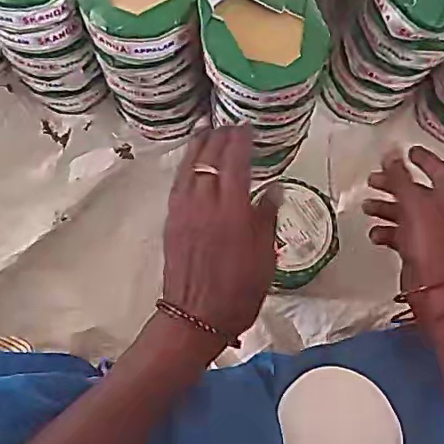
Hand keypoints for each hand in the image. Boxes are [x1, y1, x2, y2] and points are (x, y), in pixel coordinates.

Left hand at [159, 127, 279, 345]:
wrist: (195, 317)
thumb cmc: (238, 292)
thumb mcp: (264, 257)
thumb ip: (266, 218)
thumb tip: (272, 188)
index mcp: (232, 210)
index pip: (235, 162)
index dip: (241, 141)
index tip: (248, 128)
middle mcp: (204, 203)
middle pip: (209, 159)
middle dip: (219, 138)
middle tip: (230, 126)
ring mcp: (183, 211)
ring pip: (188, 167)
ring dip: (198, 146)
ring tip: (207, 131)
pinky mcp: (171, 221)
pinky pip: (178, 183)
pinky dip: (186, 165)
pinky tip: (191, 162)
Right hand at [363, 147, 443, 313]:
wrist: (434, 287)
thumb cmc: (430, 245)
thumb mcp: (413, 204)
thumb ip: (400, 178)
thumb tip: (392, 153)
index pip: (438, 169)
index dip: (424, 159)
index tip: (409, 151)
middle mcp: (439, 212)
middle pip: (416, 190)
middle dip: (395, 182)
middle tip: (375, 178)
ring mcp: (428, 232)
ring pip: (404, 212)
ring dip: (385, 207)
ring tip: (367, 205)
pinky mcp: (417, 250)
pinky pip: (398, 234)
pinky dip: (385, 231)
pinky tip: (375, 233)